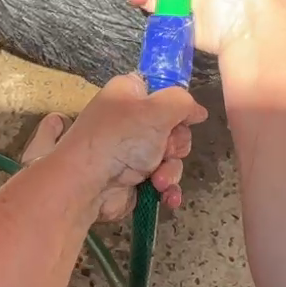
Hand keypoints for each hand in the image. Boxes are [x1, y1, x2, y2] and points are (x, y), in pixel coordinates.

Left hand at [50, 74, 206, 221]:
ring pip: (170, 156)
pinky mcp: (134, 177)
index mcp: (129, 93)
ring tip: (157, 180)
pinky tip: (165, 196)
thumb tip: (197, 110)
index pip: (161, 90)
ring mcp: (132, 149)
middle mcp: (130, 119)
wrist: (88, 183)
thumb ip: (182, 102)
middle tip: (166, 149)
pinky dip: (167, 188)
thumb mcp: (156, 110)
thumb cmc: (120, 137)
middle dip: (175, 144)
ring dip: (170, 170)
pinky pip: (163, 180)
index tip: (186, 118)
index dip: (177, 105)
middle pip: (172, 127)